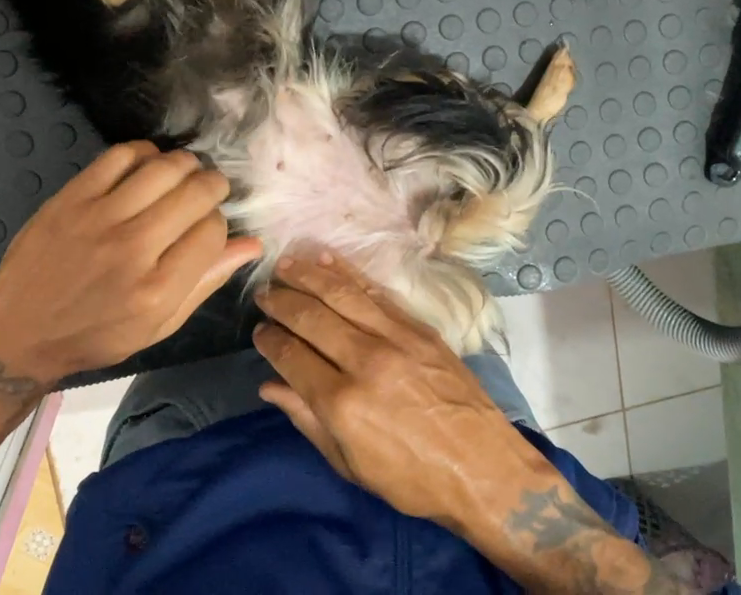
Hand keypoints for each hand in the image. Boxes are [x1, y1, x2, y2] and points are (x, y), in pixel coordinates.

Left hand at [0, 142, 261, 384]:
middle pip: (196, 193)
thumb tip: (252, 244)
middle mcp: (133, 249)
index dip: (220, 224)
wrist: (18, 332)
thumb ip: (206, 282)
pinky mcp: (72, 198)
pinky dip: (145, 152)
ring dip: (186, 165)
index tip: (208, 228)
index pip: (213, 230)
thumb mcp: (158, 326)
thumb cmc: (94, 336)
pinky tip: (149, 165)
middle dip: (212, 187)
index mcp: (157, 289)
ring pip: (164, 167)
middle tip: (207, 192)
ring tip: (185, 174)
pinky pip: (121, 155)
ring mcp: (99, 218)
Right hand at [256, 255, 673, 593]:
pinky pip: (375, 292)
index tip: (258, 333)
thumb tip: (269, 386)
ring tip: (285, 265)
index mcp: (342, 403)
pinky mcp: (419, 328)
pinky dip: (348, 273)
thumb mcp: (350, 464)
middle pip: (311, 318)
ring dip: (308, 276)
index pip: (291, 357)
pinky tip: (326, 261)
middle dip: (281, 303)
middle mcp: (365, 362)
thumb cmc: (412, 479)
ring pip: (341, 295)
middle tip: (263, 295)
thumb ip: (307, 419)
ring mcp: (395, 339)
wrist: (483, 468)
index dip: (269, 341)